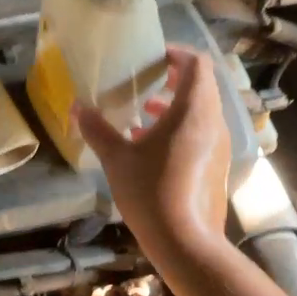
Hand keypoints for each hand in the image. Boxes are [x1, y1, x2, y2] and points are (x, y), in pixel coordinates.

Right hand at [73, 45, 231, 250]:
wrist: (185, 241)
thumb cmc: (150, 190)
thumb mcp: (116, 158)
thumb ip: (97, 129)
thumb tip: (77, 107)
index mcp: (193, 111)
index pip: (198, 65)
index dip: (178, 54)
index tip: (155, 56)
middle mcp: (213, 123)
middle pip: (202, 87)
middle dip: (175, 80)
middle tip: (147, 80)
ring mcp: (219, 146)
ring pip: (201, 113)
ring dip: (175, 107)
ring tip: (144, 113)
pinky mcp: (216, 167)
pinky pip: (201, 134)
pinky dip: (180, 129)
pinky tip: (151, 147)